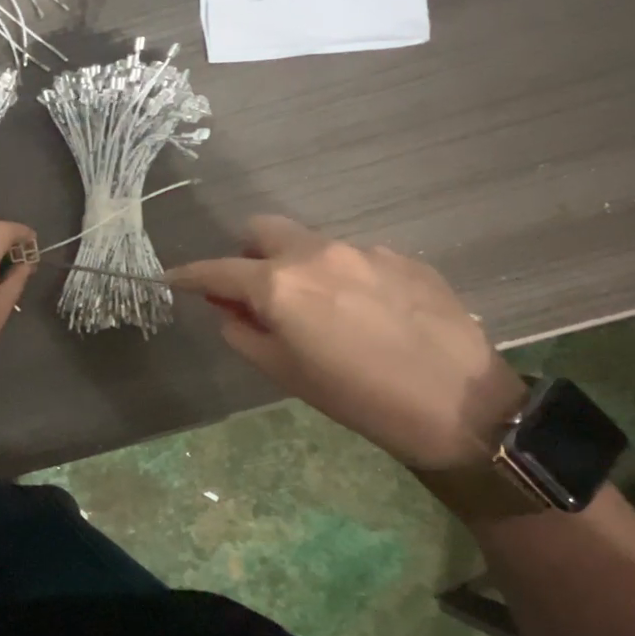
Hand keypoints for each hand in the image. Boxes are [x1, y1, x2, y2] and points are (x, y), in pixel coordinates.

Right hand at [168, 216, 527, 471]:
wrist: (461, 405)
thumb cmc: (356, 396)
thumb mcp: (282, 372)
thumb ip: (242, 332)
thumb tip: (230, 309)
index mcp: (278, 284)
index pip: (216, 269)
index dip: (188, 275)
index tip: (173, 279)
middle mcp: (316, 254)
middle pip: (263, 229)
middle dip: (247, 253)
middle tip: (255, 289)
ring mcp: (364, 252)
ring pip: (311, 245)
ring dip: (299, 267)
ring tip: (321, 309)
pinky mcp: (404, 260)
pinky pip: (356, 259)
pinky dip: (344, 278)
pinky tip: (366, 314)